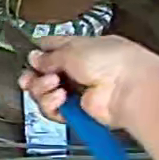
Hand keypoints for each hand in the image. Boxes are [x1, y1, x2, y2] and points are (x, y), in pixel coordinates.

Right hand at [17, 35, 158, 129]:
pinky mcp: (76, 111)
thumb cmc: (113, 61)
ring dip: (42, 89)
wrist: (128, 88)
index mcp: (82, 48)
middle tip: (31, 77)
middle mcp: (80, 70)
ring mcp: (78, 91)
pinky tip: (59, 98)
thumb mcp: (72, 49)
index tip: (32, 57)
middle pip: (44, 74)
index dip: (40, 52)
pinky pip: (52, 110)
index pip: (54, 48)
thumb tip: (34, 59)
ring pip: (44, 93)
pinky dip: (51, 104)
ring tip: (52, 85)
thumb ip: (49, 56)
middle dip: (34, 76)